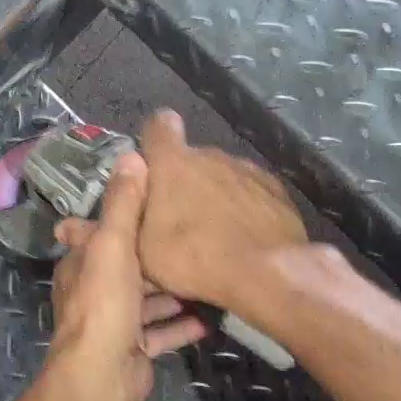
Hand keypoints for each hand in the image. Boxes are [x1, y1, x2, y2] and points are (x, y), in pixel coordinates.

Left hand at [47, 152, 206, 400]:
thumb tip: (130, 156)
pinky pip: (159, 333)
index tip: (161, 204)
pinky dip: (180, 325)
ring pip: (145, 300)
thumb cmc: (104, 302)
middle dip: (157, 256)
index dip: (127, 217)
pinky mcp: (132, 350)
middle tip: (195, 239)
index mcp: (81, 263)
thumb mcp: (113, 244)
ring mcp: (112, 323)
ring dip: (172, 291)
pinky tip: (210, 317)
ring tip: (208, 275)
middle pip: (127, 267)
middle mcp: (92, 291)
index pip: (101, 232)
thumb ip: (123, 204)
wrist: (102, 372)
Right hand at [135, 110, 307, 310]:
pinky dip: (242, 205)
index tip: (151, 159)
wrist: (267, 273)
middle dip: (181, 180)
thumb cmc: (192, 257)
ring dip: (213, 193)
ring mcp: (246, 170)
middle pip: (190, 158)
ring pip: (221, 175)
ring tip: (213, 231)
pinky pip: (248, 190)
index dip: (154, 138)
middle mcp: (210, 156)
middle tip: (176, 218)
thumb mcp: (141, 245)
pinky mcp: (276, 189)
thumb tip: (124, 180)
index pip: (158, 127)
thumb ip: (130, 209)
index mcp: (171, 164)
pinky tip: (242, 235)